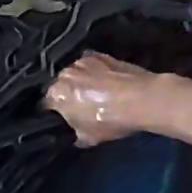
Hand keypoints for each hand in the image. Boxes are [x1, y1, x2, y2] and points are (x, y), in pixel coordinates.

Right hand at [43, 52, 169, 146]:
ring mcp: (82, 62)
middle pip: (60, 86)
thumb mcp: (89, 138)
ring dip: (81, 80)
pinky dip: (95, 70)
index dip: (55, 112)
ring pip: (75, 73)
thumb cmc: (111, 120)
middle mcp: (63, 75)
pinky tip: (105, 78)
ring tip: (95, 90)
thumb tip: (76, 136)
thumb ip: (76, 135)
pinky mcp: (101, 55)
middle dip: (68, 94)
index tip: (64, 118)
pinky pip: (91, 64)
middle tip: (82, 105)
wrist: (144, 99)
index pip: (47, 104)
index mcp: (56, 95)